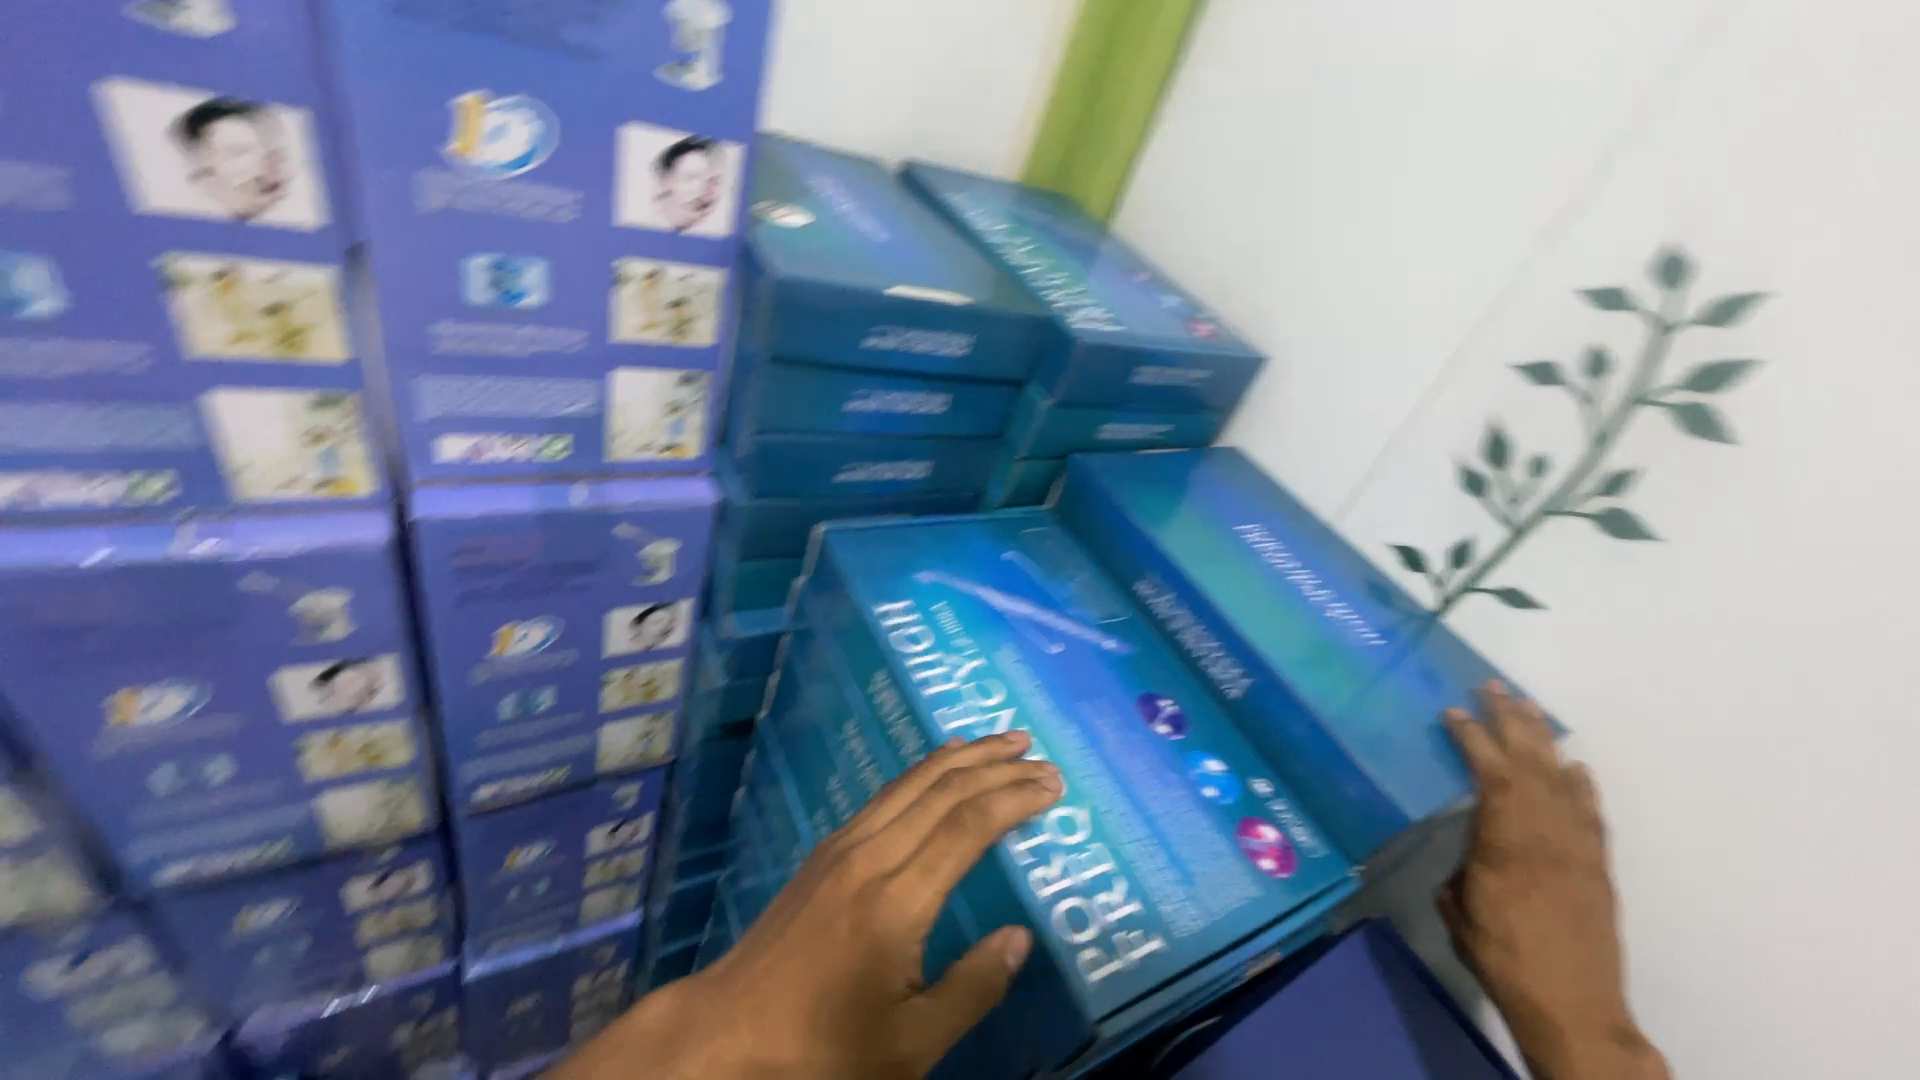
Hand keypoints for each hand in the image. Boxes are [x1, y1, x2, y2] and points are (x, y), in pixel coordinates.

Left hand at [557, 731, 1063, 1079]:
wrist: (725, 1033)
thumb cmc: (822, 1048)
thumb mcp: (909, 1045)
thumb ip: (972, 988)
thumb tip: (1019, 938)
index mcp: (898, 900)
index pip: (969, 825)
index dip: (1015, 797)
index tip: (1054, 783)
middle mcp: (872, 855)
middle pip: (943, 788)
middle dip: (995, 764)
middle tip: (1039, 752)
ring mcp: (844, 846)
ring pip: (912, 782)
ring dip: (961, 757)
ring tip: (1001, 741)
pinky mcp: (826, 850)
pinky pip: (887, 794)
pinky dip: (924, 772)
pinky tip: (938, 769)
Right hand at [1441, 682, 1668, 1079]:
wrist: (1571, 1005)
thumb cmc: (1500, 954)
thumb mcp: (1457, 905)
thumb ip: (1462, 866)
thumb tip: (1466, 852)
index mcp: (1505, 841)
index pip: (1490, 774)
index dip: (1472, 739)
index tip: (1453, 713)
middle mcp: (1546, 835)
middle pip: (1530, 764)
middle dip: (1511, 722)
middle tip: (1493, 688)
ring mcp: (1578, 849)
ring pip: (1561, 780)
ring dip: (1544, 742)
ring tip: (1529, 710)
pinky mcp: (1598, 868)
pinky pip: (1591, 814)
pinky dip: (1582, 787)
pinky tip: (1575, 767)